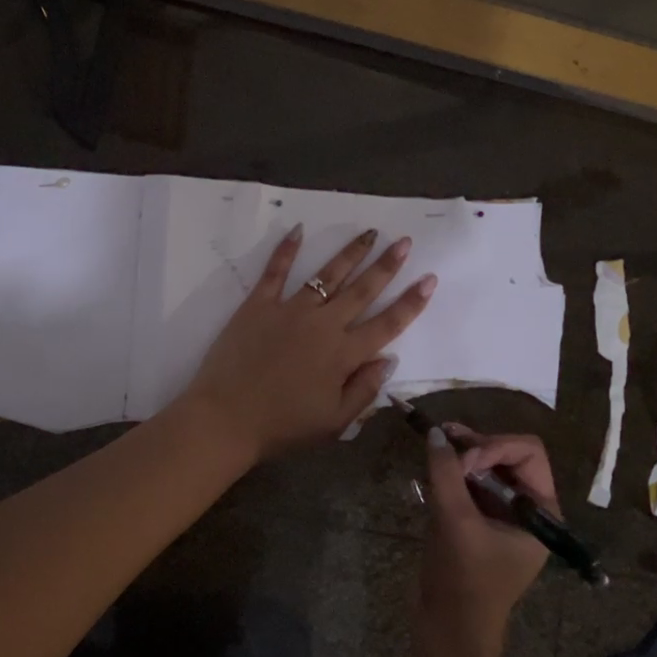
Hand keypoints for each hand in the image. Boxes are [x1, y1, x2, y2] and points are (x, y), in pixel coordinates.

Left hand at [178, 225, 435, 462]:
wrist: (227, 418)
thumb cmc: (283, 426)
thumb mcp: (335, 422)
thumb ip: (364, 389)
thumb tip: (387, 359)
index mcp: (344, 355)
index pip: (387, 324)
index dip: (411, 302)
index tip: (429, 279)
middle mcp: (323, 325)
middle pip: (362, 290)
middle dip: (387, 265)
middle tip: (405, 242)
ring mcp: (290, 310)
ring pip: (328, 275)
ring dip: (351, 252)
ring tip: (369, 233)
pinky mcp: (259, 305)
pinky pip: (276, 271)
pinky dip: (287, 249)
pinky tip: (298, 229)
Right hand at [419, 428, 556, 653]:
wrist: (449, 631)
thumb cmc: (464, 580)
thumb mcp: (455, 522)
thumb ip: (446, 474)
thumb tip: (435, 433)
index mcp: (542, 513)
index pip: (528, 454)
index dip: (495, 446)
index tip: (462, 460)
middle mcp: (528, 511)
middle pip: (508, 457)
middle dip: (478, 445)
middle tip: (444, 438)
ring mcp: (502, 518)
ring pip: (488, 469)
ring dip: (463, 454)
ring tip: (436, 440)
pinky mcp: (479, 525)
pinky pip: (472, 487)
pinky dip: (454, 473)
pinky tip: (433, 465)